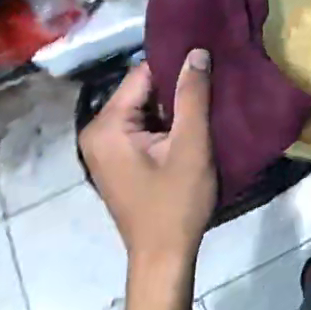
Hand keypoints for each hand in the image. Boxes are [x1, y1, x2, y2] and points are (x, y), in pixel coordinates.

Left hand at [77, 51, 216, 273]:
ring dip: (174, 105)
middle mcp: (96, 131)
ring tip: (209, 97)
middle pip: (142, 90)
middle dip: (176, 86)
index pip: (142, 74)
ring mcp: (104, 147)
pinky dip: (166, 123)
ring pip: (145, 108)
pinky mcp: (117, 160)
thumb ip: (192, 96)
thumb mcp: (190, 145)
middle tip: (214, 78)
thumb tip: (196, 52)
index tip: (209, 58)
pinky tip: (193, 123)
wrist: (164, 257)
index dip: (176, 64)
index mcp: (106, 124)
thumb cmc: (176, 202)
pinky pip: (142, 126)